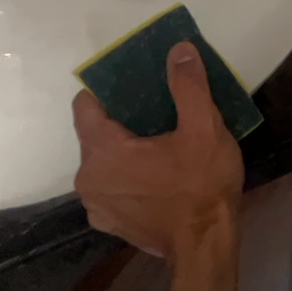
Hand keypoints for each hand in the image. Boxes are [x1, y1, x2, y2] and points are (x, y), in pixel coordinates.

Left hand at [71, 42, 244, 259]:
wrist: (204, 240)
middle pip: (99, 133)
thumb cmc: (201, 181)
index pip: (86, 108)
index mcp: (104, 153)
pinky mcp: (111, 221)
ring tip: (166, 134)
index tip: (135, 75)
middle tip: (164, 102)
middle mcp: (88, 179)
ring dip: (130, 144)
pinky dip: (132, 170)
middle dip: (127, 115)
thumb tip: (178, 49)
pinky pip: (114, 182)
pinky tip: (162, 168)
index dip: (108, 88)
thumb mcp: (204, 126)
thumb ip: (188, 86)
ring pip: (107, 159)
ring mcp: (97, 204)